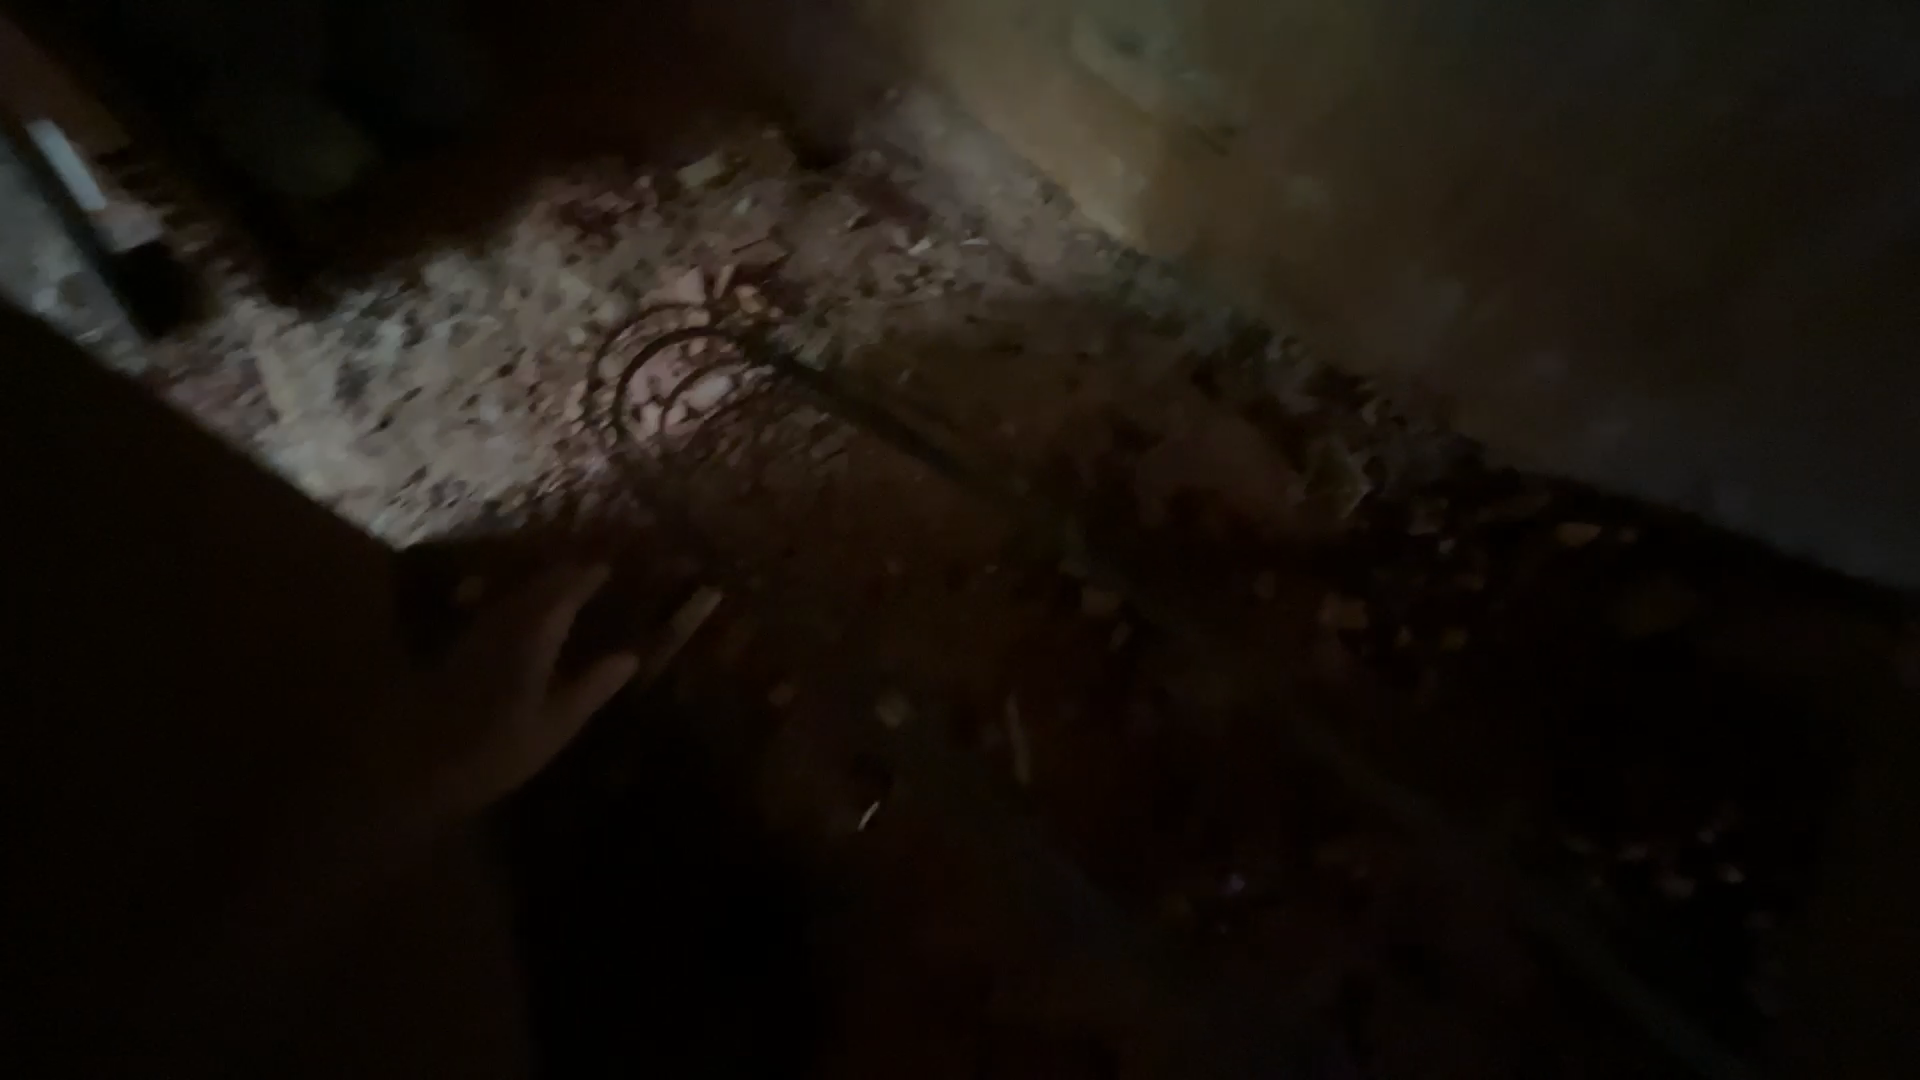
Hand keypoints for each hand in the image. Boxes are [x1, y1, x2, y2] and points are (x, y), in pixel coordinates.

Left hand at [378, 563, 639, 827]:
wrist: (414, 773)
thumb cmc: (496, 751)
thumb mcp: (557, 724)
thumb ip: (594, 686)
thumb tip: (630, 656)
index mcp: (532, 639)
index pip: (564, 594)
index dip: (587, 577)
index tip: (609, 567)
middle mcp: (503, 627)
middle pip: (536, 588)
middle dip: (564, 574)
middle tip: (591, 569)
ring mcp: (476, 637)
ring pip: (514, 597)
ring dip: (540, 585)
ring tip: (564, 582)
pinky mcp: (459, 652)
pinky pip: (497, 612)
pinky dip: (518, 604)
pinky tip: (524, 611)